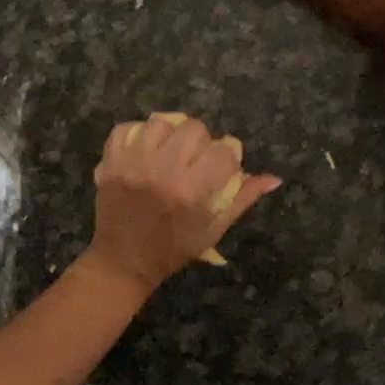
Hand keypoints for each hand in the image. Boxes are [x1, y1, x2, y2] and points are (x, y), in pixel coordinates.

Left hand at [85, 114, 280, 293]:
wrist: (123, 262)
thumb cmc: (173, 249)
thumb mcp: (213, 229)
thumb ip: (241, 199)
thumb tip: (273, 178)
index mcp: (192, 190)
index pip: (223, 151)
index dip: (229, 156)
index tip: (222, 167)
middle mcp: (163, 170)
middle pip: (193, 128)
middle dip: (201, 141)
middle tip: (196, 159)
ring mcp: (133, 164)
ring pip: (160, 122)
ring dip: (170, 133)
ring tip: (169, 151)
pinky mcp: (111, 163)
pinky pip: (125, 129)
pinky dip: (136, 133)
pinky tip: (145, 148)